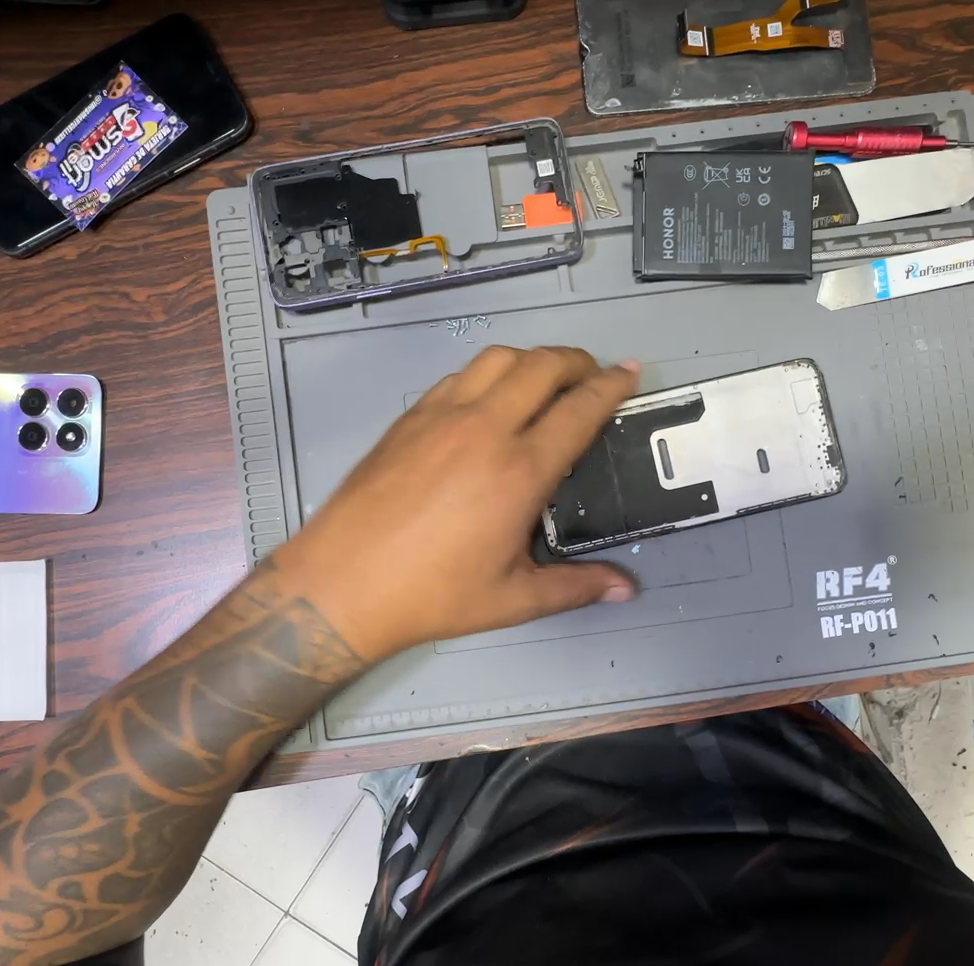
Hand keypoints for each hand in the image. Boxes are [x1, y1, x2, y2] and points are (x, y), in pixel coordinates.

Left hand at [267, 346, 640, 659]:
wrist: (344, 582)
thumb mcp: (514, 599)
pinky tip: (488, 398)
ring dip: (532, 359)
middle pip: (543, 366)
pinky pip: (459, 376)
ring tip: (545, 378)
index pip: (580, 409)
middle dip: (578, 360)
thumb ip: (576, 586)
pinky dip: (488, 374)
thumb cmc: (432, 594)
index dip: (611, 386)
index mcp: (520, 470)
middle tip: (593, 374)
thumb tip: (625, 590)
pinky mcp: (409, 418)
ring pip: (498, 359)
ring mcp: (441, 416)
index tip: (629, 373)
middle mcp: (484, 429)